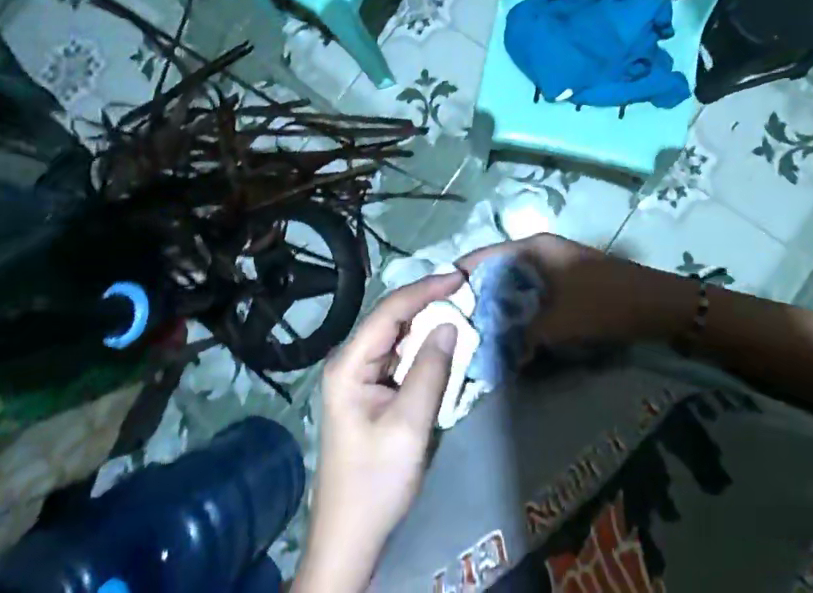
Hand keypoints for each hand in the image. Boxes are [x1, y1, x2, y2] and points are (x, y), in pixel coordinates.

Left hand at [295, 271, 464, 592]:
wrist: (350, 535)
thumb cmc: (376, 481)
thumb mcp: (408, 426)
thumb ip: (430, 371)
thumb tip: (450, 324)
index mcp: (348, 364)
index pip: (388, 312)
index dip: (424, 290)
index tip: (458, 277)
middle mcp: (348, 361)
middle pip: (389, 319)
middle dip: (426, 301)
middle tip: (463, 288)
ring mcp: (357, 377)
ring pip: (394, 337)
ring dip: (425, 322)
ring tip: (459, 305)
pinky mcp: (369, 393)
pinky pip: (397, 358)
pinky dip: (420, 347)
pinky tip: (442, 340)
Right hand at [458, 233, 690, 347]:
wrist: (661, 308)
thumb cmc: (607, 304)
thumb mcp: (560, 322)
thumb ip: (521, 337)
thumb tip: (489, 358)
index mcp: (531, 247)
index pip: (480, 258)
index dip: (457, 280)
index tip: (438, 309)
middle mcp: (536, 252)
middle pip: (492, 273)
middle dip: (475, 300)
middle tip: (456, 330)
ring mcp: (551, 267)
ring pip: (510, 288)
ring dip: (496, 311)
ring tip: (477, 338)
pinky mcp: (563, 286)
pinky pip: (528, 298)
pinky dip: (516, 315)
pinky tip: (509, 339)